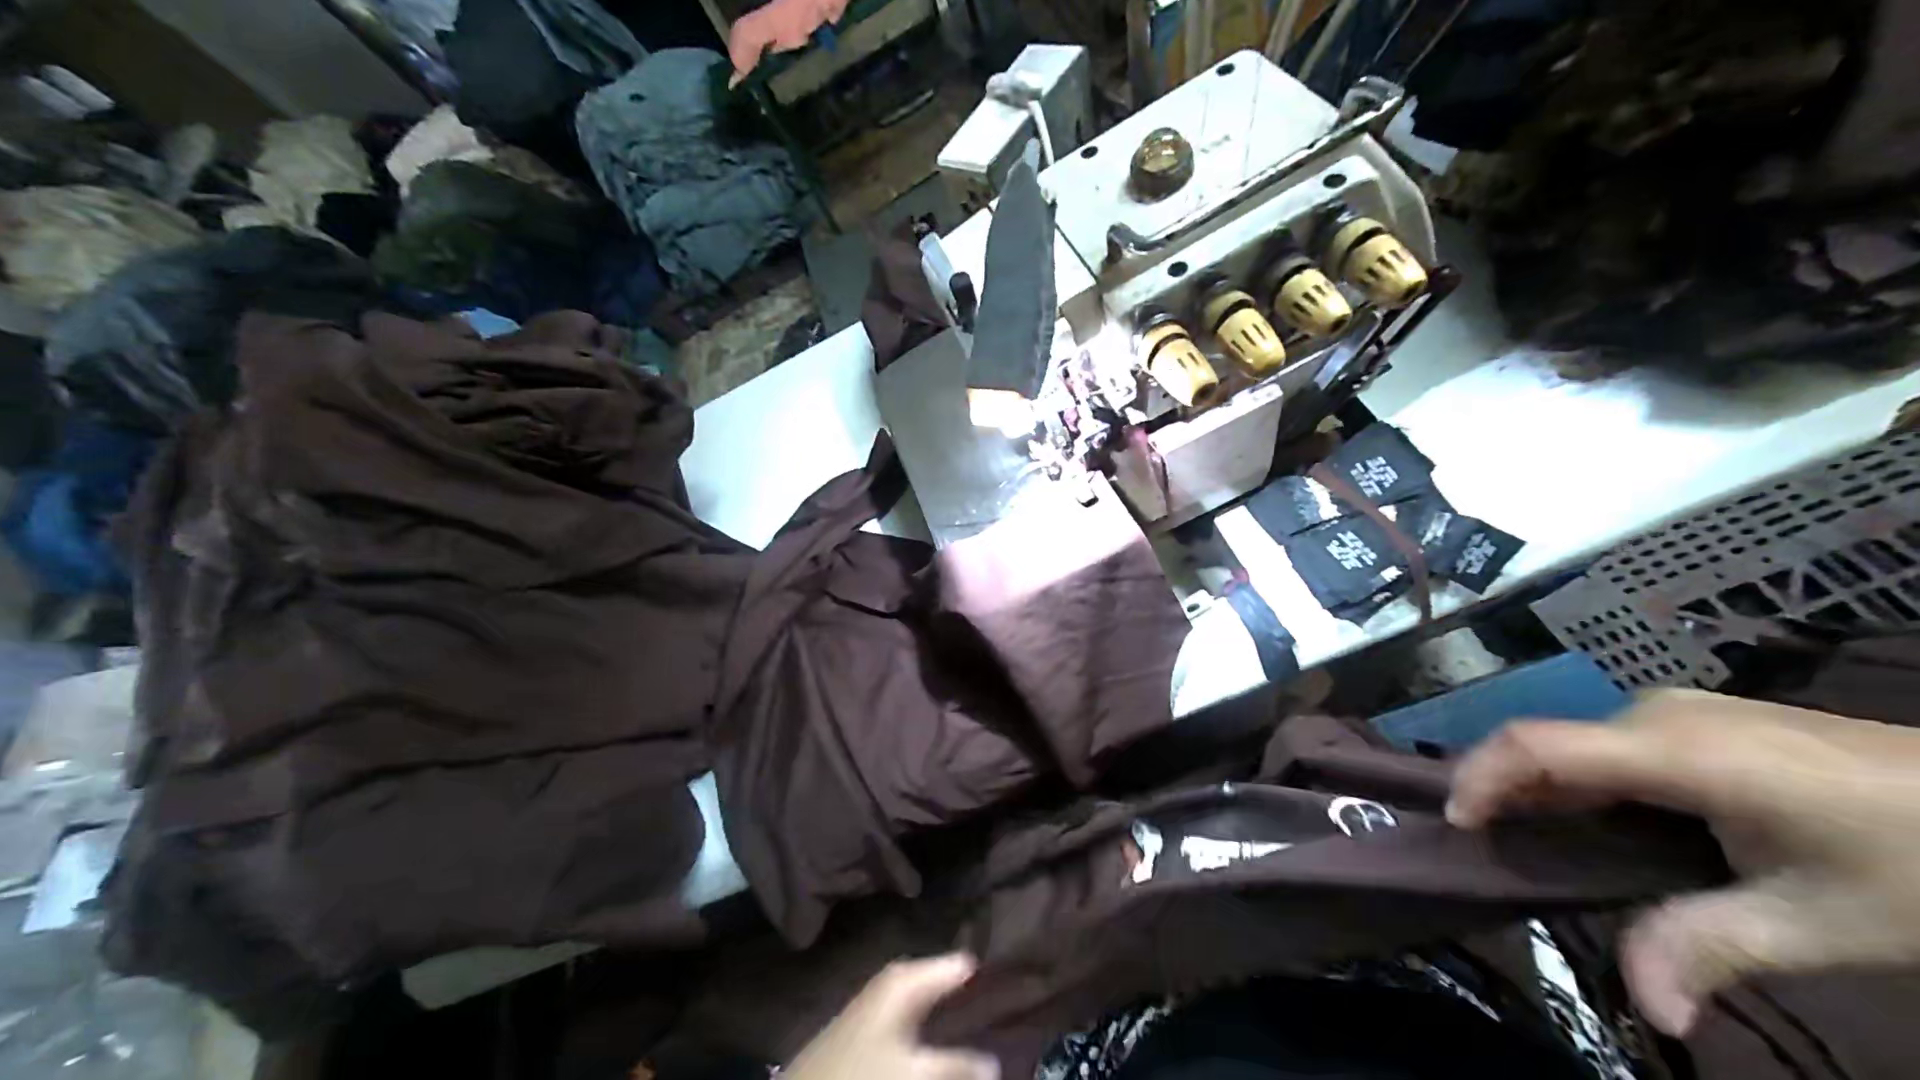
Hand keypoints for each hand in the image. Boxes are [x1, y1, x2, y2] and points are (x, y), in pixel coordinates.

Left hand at [784, 954, 998, 1079]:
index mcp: (906, 979)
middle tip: (1006, 1001)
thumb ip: (958, 1066)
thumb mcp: (915, 1073)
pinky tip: (944, 1040)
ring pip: (928, 997)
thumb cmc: (862, 1073)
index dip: (986, 971)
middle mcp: (895, 979)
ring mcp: (881, 1000)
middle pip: (943, 979)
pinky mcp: (871, 1024)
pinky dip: (932, 1022)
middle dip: (970, 993)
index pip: (958, 964)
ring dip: (952, 1009)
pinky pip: (915, 1014)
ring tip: (982, 1020)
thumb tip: (996, 1062)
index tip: (1018, 974)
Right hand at [1446, 690, 1919, 1037]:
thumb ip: (1710, 948)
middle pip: (1547, 745)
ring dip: (1547, 791)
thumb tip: (1648, 1010)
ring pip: (1577, 745)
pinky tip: (1610, 824)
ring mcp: (1677, 710)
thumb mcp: (1825, 923)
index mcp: (1675, 749)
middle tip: (1501, 854)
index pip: (1536, 745)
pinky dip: (1584, 783)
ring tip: (1547, 845)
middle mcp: (1654, 713)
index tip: (1458, 827)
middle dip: (1507, 795)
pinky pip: (1609, 746)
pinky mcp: (1696, 718)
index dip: (1480, 778)